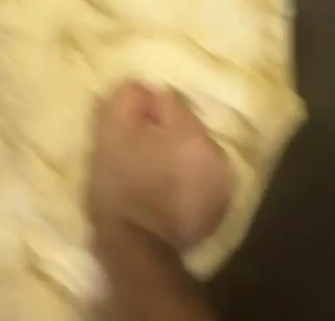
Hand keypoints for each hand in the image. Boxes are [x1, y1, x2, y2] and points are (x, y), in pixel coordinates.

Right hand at [88, 81, 233, 252]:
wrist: (136, 248)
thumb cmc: (120, 185)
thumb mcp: (110, 131)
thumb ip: (127, 96)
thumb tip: (141, 87)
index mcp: (192, 133)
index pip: (167, 100)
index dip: (143, 112)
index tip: (128, 130)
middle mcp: (217, 153)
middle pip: (184, 125)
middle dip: (163, 131)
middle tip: (138, 151)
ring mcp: (224, 183)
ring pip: (194, 150)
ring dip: (177, 153)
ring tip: (152, 172)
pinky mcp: (222, 207)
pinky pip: (201, 175)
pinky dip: (187, 177)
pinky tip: (166, 190)